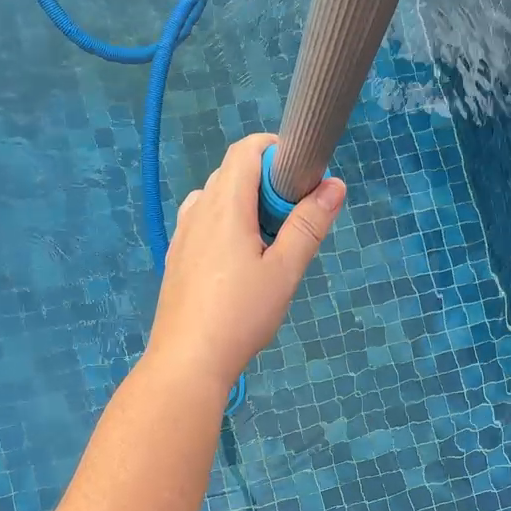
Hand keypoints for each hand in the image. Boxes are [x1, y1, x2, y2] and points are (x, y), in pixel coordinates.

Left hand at [144, 132, 346, 393]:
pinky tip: (239, 270)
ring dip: (246, 208)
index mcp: (225, 204)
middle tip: (292, 226)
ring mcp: (182, 235)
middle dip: (267, 185)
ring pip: (217, 200)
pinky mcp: (176, 259)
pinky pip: (204, 226)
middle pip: (233, 173)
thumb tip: (334, 185)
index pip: (247, 149)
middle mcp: (198, 210)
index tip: (303, 181)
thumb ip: (308, 226)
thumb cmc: (241, 316)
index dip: (278, 152)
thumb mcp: (284, 272)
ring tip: (267, 250)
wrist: (188, 361)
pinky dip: (227, 229)